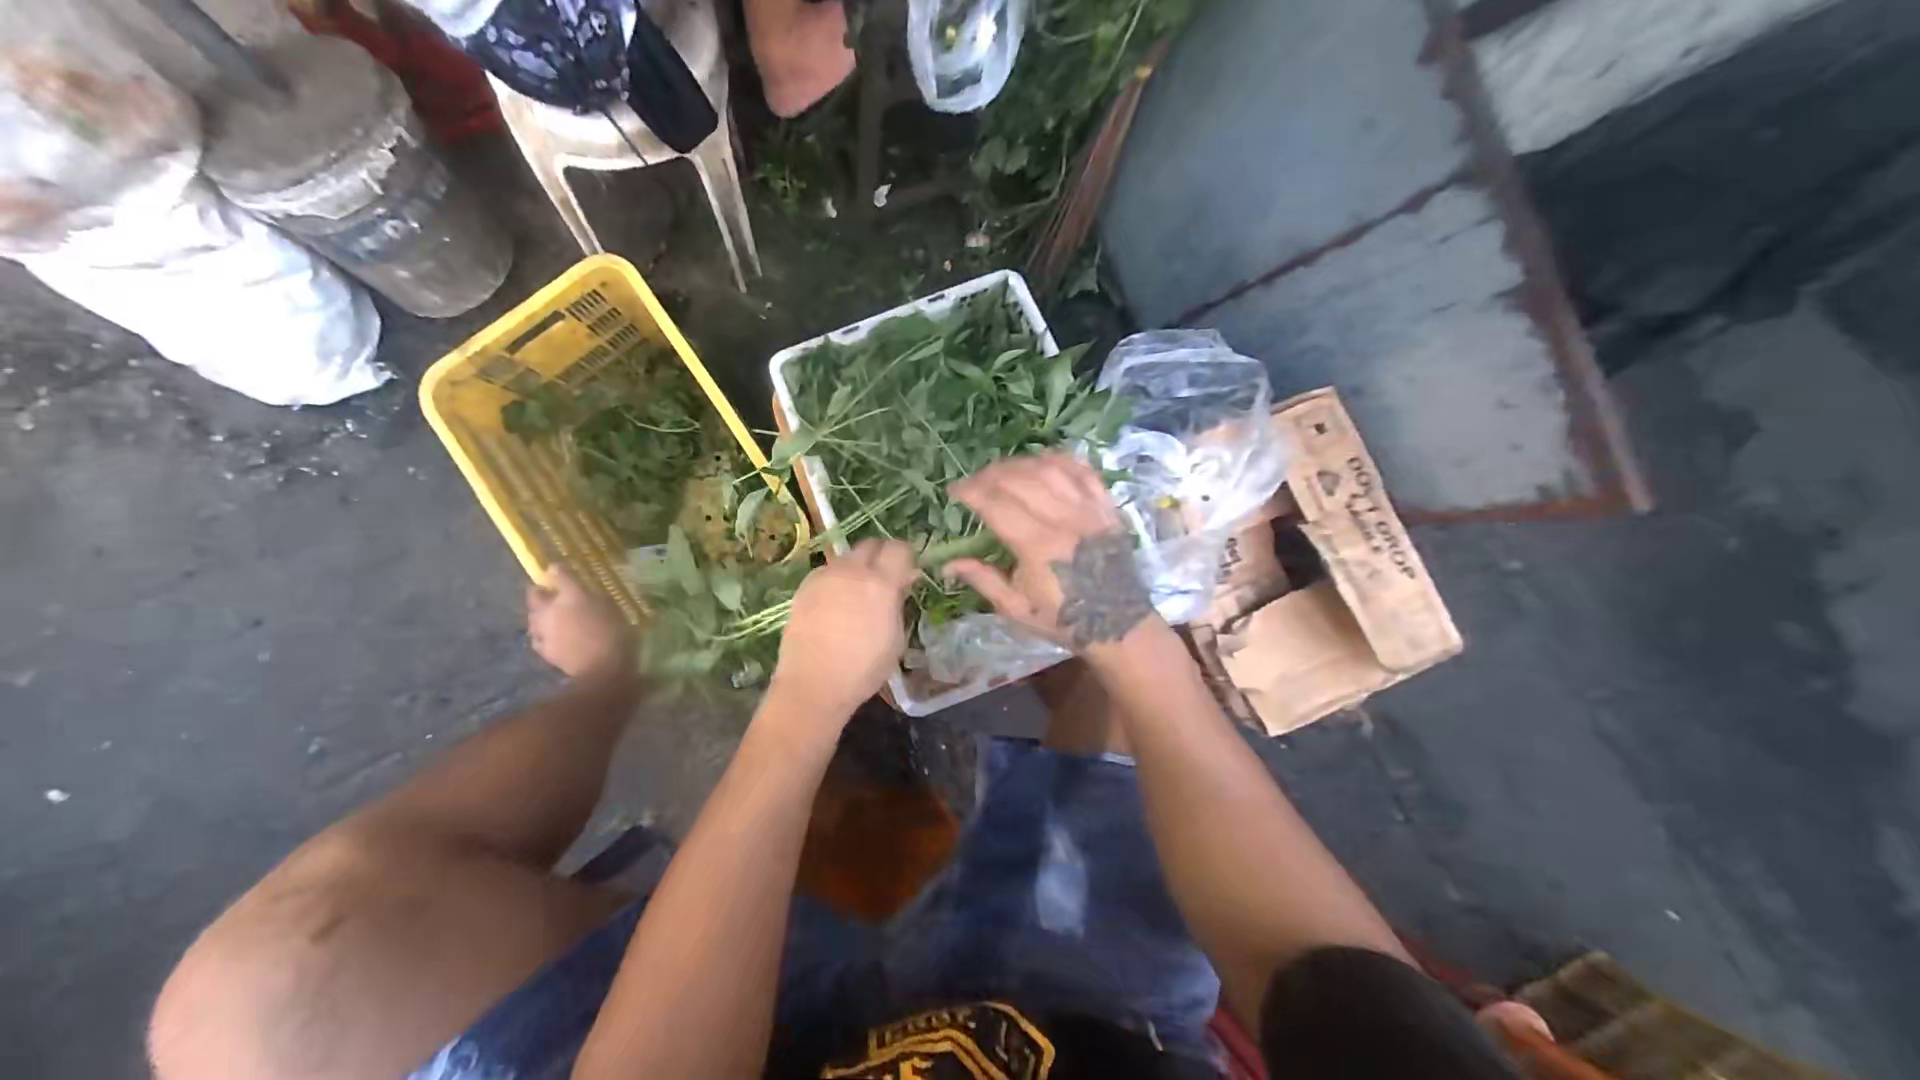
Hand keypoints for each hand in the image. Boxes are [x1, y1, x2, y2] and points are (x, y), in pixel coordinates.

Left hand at [528, 564, 633, 680]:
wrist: (603, 670)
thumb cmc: (614, 634)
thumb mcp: (610, 608)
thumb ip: (594, 596)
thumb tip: (583, 590)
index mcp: (571, 595)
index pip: (557, 573)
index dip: (558, 571)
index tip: (562, 571)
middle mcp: (550, 609)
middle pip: (534, 594)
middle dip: (541, 592)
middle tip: (554, 595)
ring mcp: (543, 630)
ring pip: (532, 615)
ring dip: (540, 613)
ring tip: (554, 617)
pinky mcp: (543, 649)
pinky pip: (537, 636)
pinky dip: (543, 633)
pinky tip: (553, 637)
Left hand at [769, 539, 917, 718]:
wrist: (813, 683)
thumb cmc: (863, 668)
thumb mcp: (896, 639)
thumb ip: (897, 604)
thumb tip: (899, 587)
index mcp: (881, 583)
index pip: (899, 549)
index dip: (906, 558)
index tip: (907, 573)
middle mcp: (852, 571)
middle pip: (870, 545)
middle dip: (881, 556)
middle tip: (884, 579)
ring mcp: (825, 576)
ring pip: (846, 559)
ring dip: (857, 569)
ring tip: (856, 595)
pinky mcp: (804, 587)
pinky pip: (826, 573)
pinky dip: (836, 581)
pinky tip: (834, 605)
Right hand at [946, 453, 1156, 652]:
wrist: (1119, 625)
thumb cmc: (1064, 619)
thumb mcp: (1016, 608)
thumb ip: (983, 580)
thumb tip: (948, 563)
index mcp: (1039, 547)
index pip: (997, 505)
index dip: (971, 493)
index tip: (954, 491)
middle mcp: (1064, 520)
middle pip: (1020, 480)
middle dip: (989, 476)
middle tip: (973, 482)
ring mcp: (1089, 509)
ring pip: (1049, 469)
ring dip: (1020, 464)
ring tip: (1001, 471)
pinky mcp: (1106, 506)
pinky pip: (1082, 471)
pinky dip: (1060, 460)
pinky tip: (1041, 461)